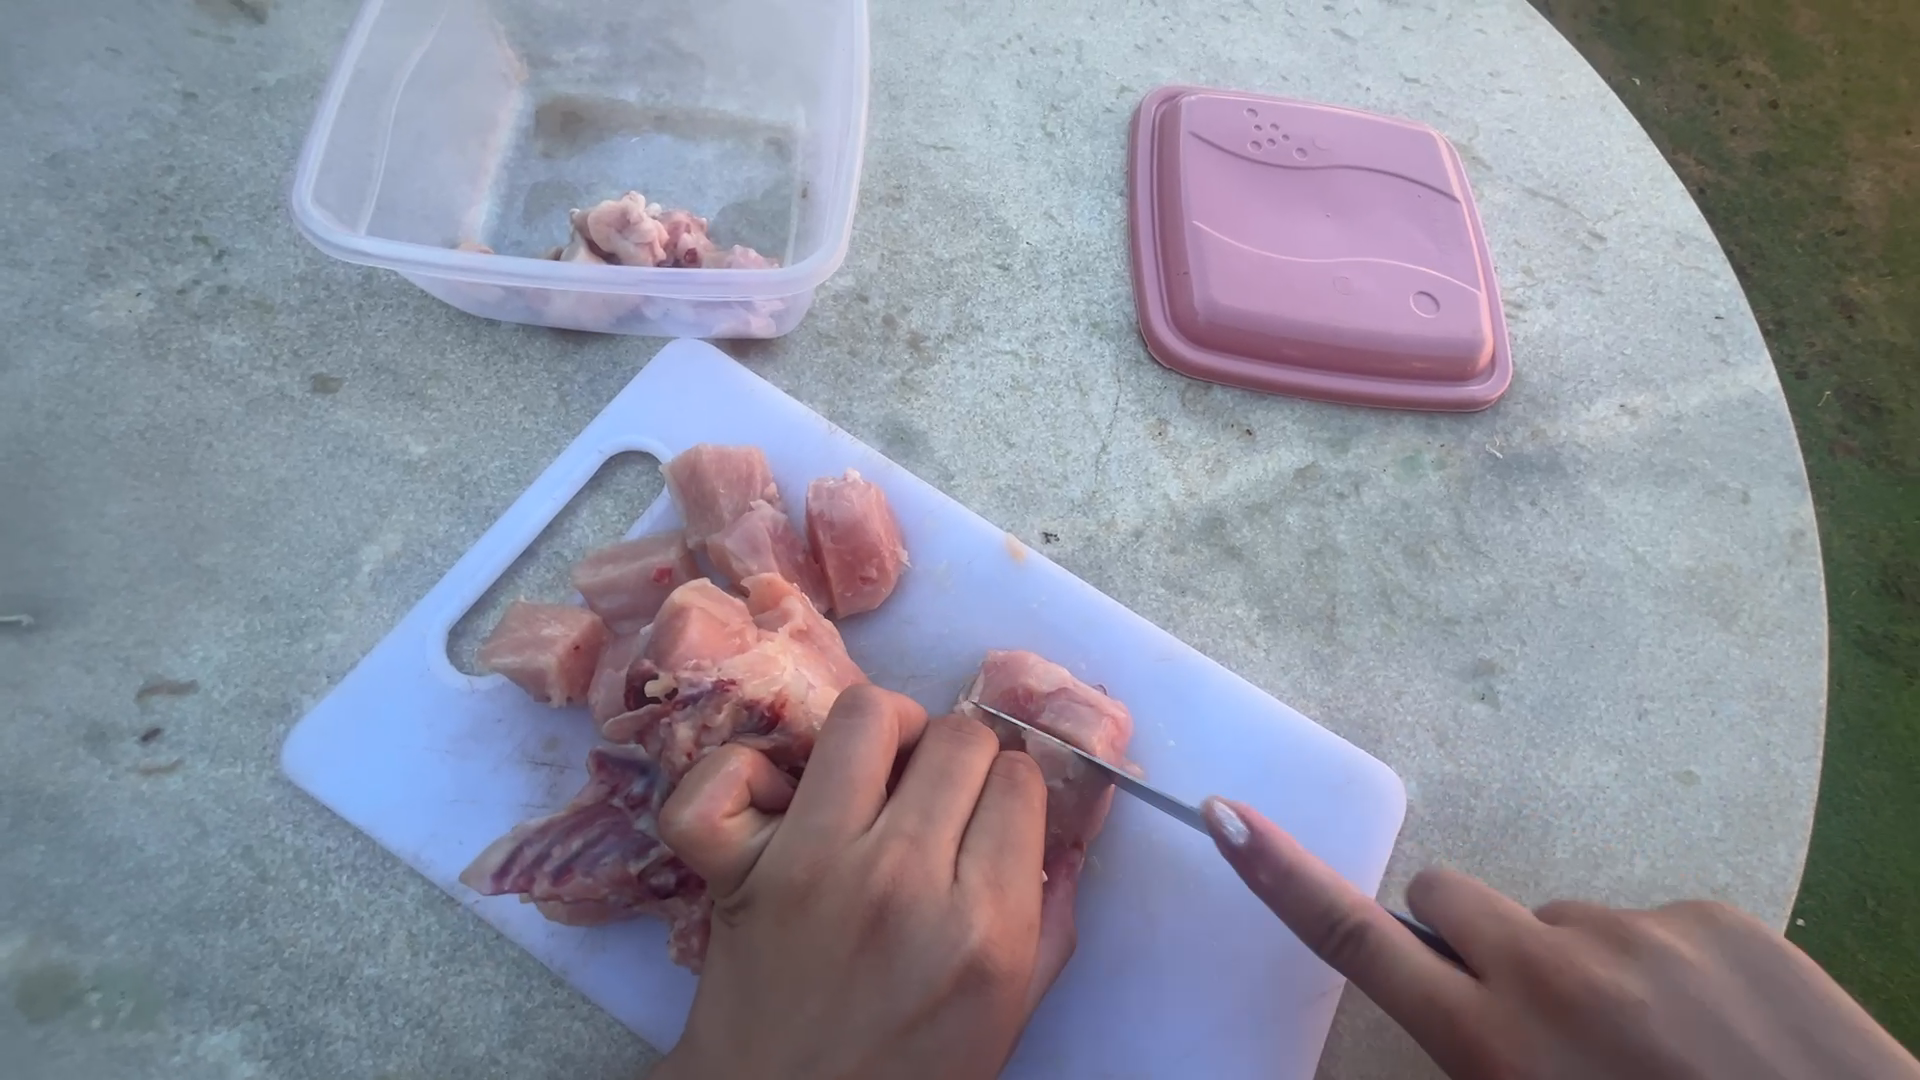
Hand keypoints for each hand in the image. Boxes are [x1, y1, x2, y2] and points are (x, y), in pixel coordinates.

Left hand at [652, 685, 1085, 1079]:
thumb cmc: (910, 1067)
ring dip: (884, 728)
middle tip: (938, 789)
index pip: (1019, 776)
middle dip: (961, 753)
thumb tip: (1066, 823)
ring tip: (877, 769)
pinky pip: (729, 773)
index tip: (989, 804)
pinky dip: (744, 771)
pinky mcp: (737, 866)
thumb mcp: (1011, 1011)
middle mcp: (903, 879)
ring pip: (866, 714)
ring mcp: (813, 863)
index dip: (1009, 784)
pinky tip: (775, 799)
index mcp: (985, 925)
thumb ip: (1052, 915)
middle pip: (958, 736)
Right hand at [1201, 797, 1919, 1079]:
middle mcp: (1549, 972)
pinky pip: (1650, 920)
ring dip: (1581, 965)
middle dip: (1464, 937)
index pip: (1353, 938)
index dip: (1279, 874)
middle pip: (1442, 897)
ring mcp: (1639, 935)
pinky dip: (1669, 964)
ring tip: (1672, 1050)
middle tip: (1535, 1015)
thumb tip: (1443, 999)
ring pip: (1554, 917)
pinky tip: (1742, 1034)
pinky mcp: (1720, 917)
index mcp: (1500, 1047)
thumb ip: (1474, 1062)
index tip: (1225, 813)